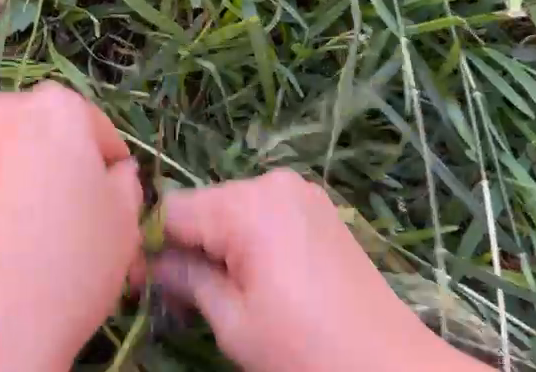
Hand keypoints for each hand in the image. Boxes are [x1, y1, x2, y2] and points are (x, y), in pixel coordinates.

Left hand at [0, 83, 142, 371]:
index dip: (108, 158)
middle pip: (41, 123)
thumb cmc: (71, 263)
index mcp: (60, 108)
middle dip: (57, 152)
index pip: (95, 124)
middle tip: (70, 203)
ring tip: (19, 208)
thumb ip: (125, 184)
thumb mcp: (125, 225)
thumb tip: (115, 171)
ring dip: (7, 155)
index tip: (114, 190)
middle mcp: (7, 110)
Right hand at [140, 169, 480, 371]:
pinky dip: (248, 239)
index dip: (151, 244)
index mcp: (247, 205)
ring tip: (220, 290)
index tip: (139, 281)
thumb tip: (150, 265)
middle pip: (204, 205)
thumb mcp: (235, 325)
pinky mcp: (318, 208)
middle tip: (177, 294)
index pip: (174, 209)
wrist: (396, 371)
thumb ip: (187, 282)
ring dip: (217, 243)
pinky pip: (263, 212)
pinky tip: (256, 278)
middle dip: (187, 244)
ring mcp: (299, 192)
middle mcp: (272, 182)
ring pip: (231, 208)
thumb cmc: (308, 352)